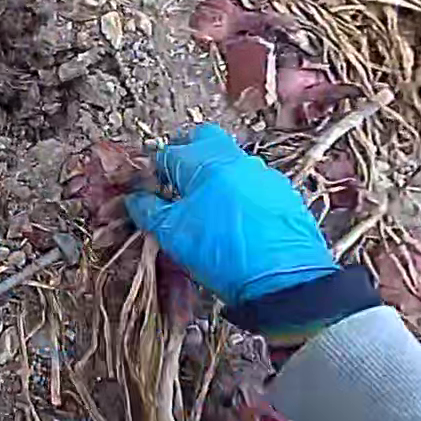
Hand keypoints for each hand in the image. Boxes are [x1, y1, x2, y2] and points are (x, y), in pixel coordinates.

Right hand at [124, 124, 337, 305]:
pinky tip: (232, 219)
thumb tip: (137, 200)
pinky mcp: (282, 192)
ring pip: (229, 161)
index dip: (155, 171)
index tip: (151, 189)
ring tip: (204, 207)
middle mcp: (236, 159)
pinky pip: (252, 181)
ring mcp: (263, 174)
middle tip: (175, 185)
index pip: (168, 152)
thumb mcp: (173, 235)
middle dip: (185, 156)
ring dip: (212, 175)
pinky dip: (237, 192)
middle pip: (202, 140)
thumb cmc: (223, 254)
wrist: (283, 280)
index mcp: (204, 162)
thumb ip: (149, 211)